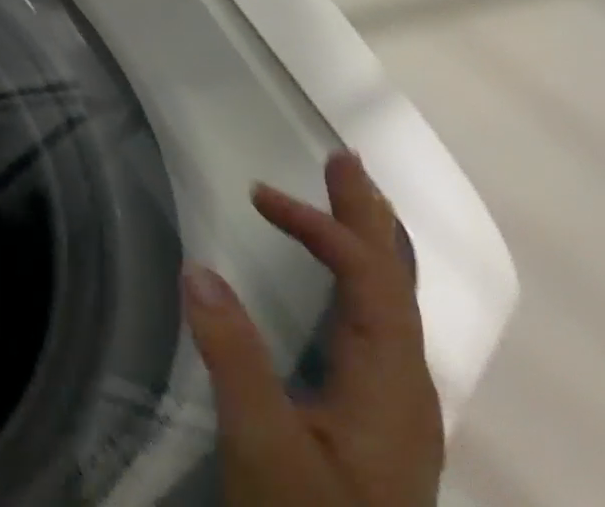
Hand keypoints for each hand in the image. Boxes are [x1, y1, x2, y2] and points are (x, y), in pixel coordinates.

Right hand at [184, 151, 442, 506]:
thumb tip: (198, 269)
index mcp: (388, 383)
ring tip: (346, 204)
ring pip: (392, 306)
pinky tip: (344, 293)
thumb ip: (233, 356)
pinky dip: (359, 284)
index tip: (259, 194)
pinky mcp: (376, 422)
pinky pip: (377, 328)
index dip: (322, 228)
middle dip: (367, 218)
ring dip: (367, 247)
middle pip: (395, 283)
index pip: (368, 280)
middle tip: (343, 161)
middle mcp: (406, 387)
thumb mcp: (262, 443)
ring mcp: (397, 407)